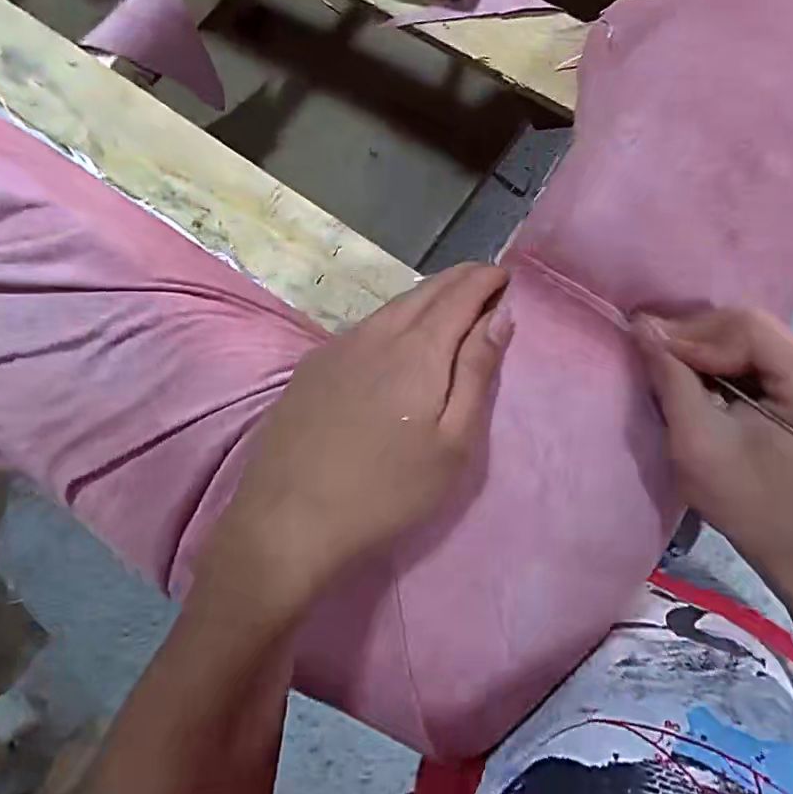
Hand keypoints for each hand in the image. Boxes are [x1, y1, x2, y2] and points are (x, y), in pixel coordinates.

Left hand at [201, 263, 512, 614]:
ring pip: (394, 304)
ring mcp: (340, 345)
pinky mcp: (314, 364)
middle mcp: (379, 333)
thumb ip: (477, 372)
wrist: (287, 519)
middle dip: (460, 278)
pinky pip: (367, 323)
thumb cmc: (387, 489)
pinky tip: (398, 329)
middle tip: (484, 278)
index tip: (505, 275)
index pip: (460, 295)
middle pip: (427, 290)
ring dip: (428, 293)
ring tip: (450, 298)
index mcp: (419, 350)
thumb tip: (500, 316)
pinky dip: (396, 313)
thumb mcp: (453, 442)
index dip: (485, 280)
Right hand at [632, 307, 792, 583]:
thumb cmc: (744, 503)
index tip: (650, 348)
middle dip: (697, 339)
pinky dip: (725, 359)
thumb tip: (642, 325)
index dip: (693, 335)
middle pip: (752, 327)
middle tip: (654, 353)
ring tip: (671, 363)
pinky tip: (700, 375)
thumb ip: (671, 377)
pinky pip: (762, 351)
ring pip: (753, 335)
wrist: (790, 544)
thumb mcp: (696, 442)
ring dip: (707, 348)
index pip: (748, 329)